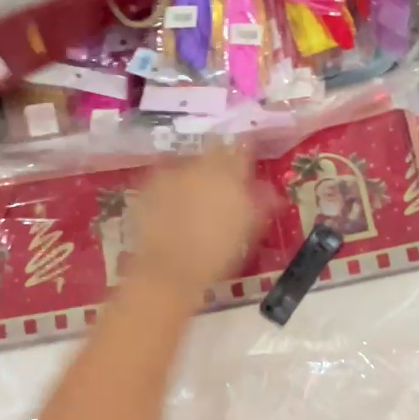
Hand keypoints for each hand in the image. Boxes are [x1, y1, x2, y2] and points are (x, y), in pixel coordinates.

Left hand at [127, 147, 267, 298]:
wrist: (170, 270)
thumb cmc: (217, 255)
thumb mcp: (249, 231)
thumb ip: (261, 204)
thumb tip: (270, 192)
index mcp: (232, 172)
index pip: (243, 149)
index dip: (245, 155)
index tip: (246, 168)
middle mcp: (201, 164)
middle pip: (213, 151)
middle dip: (218, 163)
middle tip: (220, 185)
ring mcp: (172, 172)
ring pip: (188, 163)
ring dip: (193, 175)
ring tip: (193, 199)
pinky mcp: (149, 185)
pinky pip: (164, 178)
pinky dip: (170, 187)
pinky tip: (170, 207)